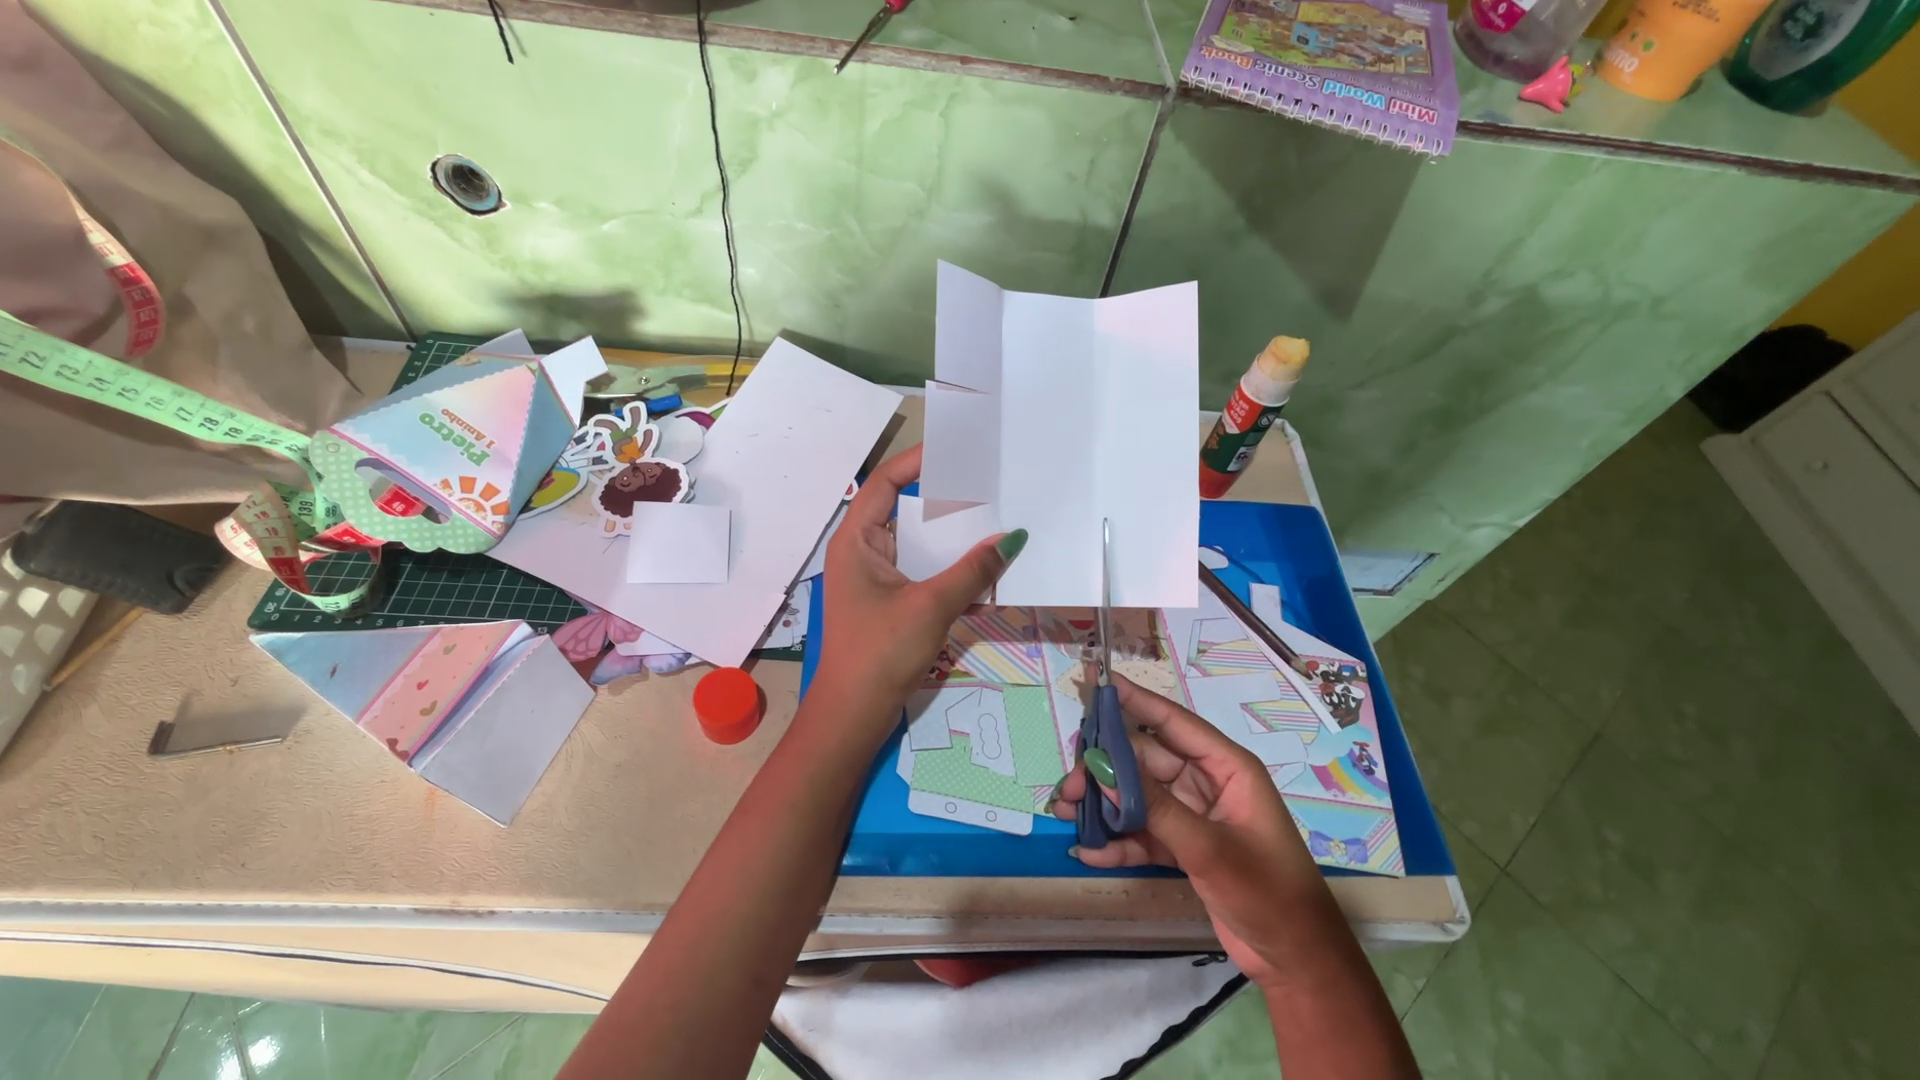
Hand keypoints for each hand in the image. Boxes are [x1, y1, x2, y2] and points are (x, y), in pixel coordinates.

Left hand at [813, 445, 1024, 742]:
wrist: (855, 712)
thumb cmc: (881, 652)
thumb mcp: (931, 606)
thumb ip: (972, 571)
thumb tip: (1012, 538)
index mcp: (856, 541)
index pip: (885, 482)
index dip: (918, 460)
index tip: (956, 447)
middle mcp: (862, 552)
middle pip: (903, 509)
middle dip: (943, 497)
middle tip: (985, 482)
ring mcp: (875, 578)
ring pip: (917, 543)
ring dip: (950, 536)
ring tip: (992, 518)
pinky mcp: (889, 601)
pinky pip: (923, 570)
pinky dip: (949, 566)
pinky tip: (982, 568)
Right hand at [1053, 674, 1326, 988]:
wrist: (1295, 957)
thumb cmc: (1267, 891)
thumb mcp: (1209, 847)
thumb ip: (1155, 808)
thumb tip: (1104, 770)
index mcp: (1227, 768)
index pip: (1174, 723)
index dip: (1135, 702)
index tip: (1096, 687)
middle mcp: (1207, 784)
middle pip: (1145, 762)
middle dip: (1105, 770)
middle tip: (1069, 784)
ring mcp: (1193, 816)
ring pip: (1138, 798)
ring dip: (1103, 806)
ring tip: (1064, 814)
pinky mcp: (1183, 847)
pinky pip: (1142, 833)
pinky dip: (1117, 841)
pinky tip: (1090, 852)